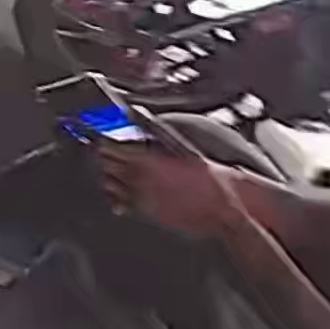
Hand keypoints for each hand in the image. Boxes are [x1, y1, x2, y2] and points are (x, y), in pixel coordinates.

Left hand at [97, 132, 251, 239]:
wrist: (227, 208)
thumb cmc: (208, 177)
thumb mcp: (180, 149)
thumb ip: (152, 136)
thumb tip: (134, 116)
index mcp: (147, 160)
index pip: (108, 146)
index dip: (104, 141)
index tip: (103, 138)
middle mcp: (139, 178)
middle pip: (105, 162)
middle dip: (104, 156)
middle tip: (107, 152)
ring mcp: (141, 196)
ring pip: (107, 181)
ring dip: (108, 174)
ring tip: (115, 170)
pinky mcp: (146, 213)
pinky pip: (118, 202)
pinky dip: (114, 195)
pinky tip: (119, 190)